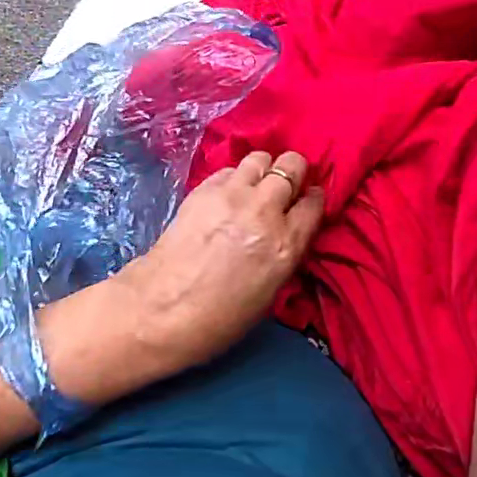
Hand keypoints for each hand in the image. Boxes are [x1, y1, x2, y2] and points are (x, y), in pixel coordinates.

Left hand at [110, 150, 323, 373]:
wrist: (162, 308)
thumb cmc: (220, 317)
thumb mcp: (271, 291)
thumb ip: (285, 251)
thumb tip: (286, 231)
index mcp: (286, 243)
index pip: (314, 202)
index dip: (313, 198)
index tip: (308, 200)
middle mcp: (264, 210)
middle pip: (291, 166)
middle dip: (293, 172)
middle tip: (285, 185)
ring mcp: (231, 194)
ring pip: (259, 158)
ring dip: (263, 169)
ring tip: (256, 184)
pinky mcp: (203, 188)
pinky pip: (229, 170)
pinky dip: (234, 178)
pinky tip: (228, 194)